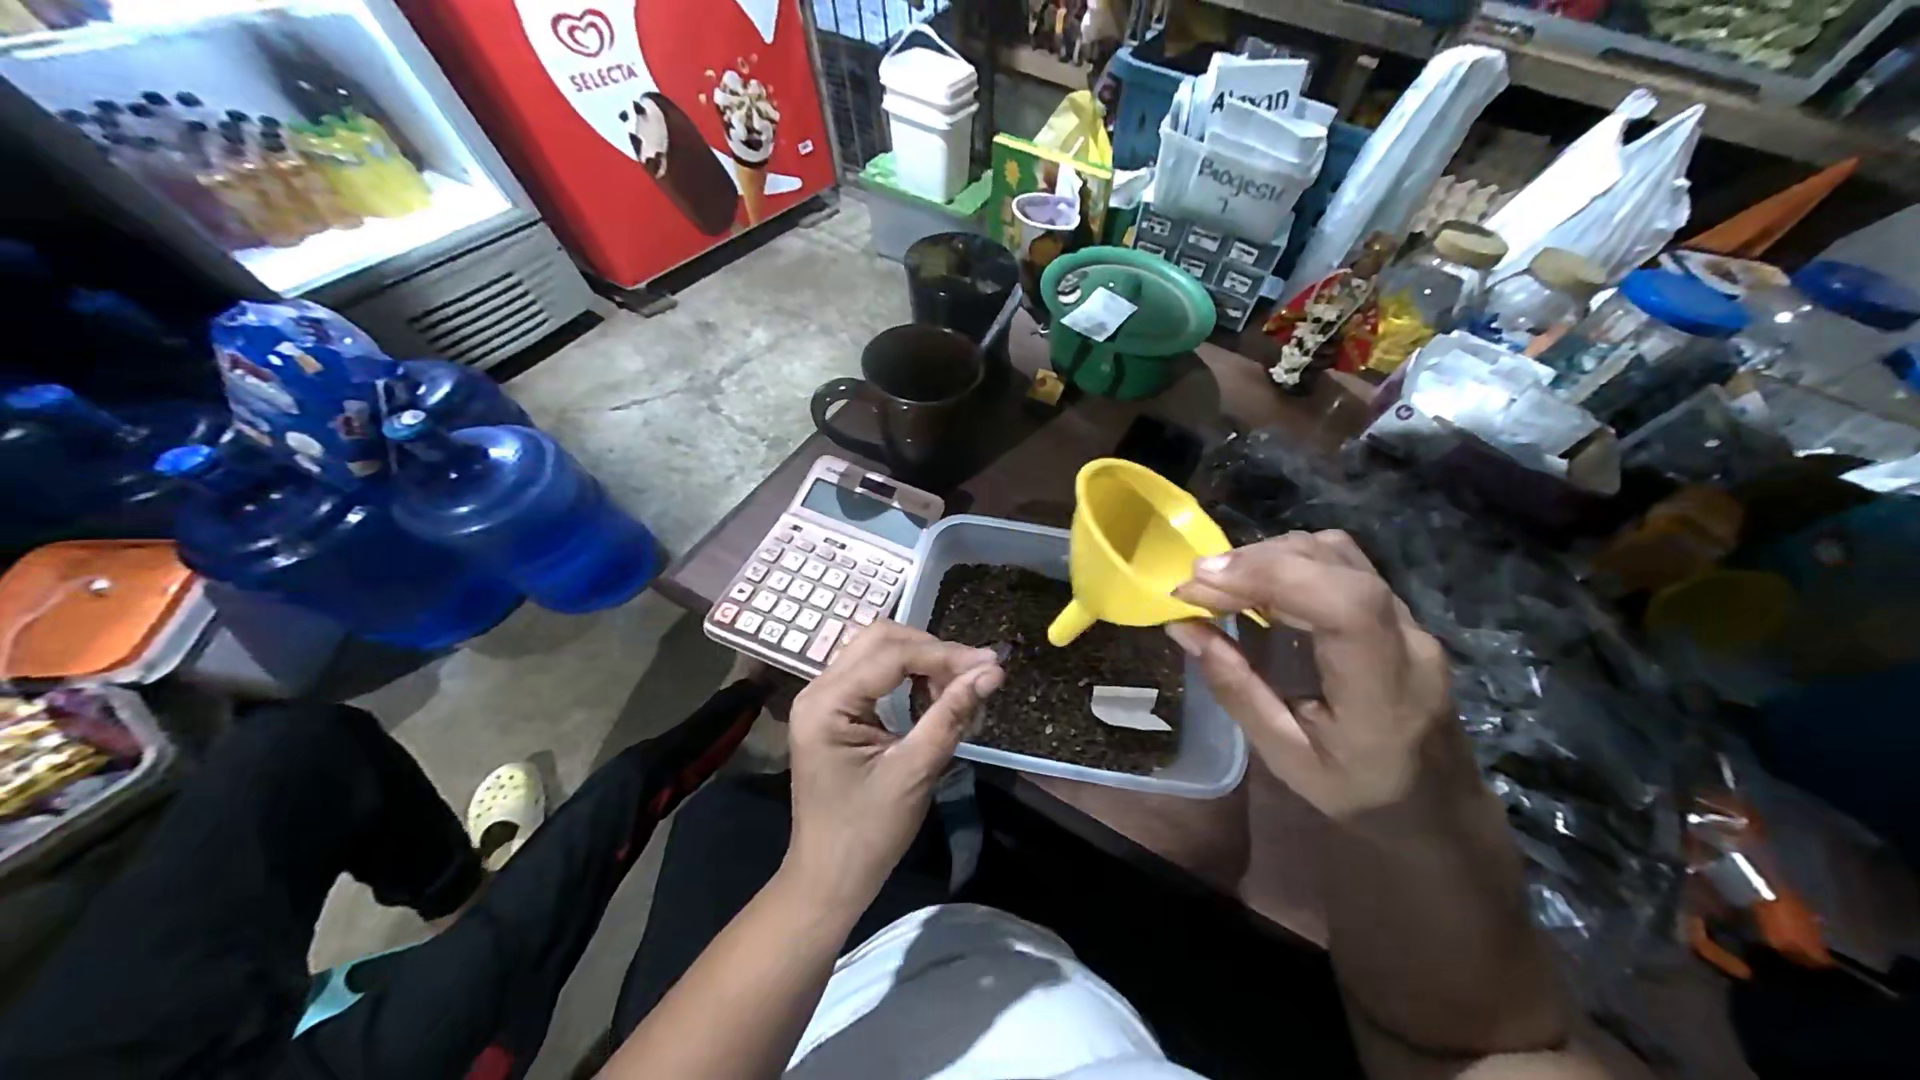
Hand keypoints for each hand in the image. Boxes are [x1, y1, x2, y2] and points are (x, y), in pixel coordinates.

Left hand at [784, 621, 1003, 907]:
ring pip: (879, 650)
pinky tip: (933, 695)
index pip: (892, 654)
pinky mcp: (835, 709)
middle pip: (882, 639)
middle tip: (975, 675)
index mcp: (827, 703)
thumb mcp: (915, 771)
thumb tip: (992, 671)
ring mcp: (823, 698)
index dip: (944, 655)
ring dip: (922, 661)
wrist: (829, 877)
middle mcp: (818, 689)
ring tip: (958, 689)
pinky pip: (875, 673)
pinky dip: (909, 675)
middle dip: (933, 651)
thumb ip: (951, 714)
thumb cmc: (867, 833)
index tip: (990, 664)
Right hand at [1165, 531, 1452, 819]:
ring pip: (1334, 552)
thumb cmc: (1359, 790)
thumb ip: (1237, 689)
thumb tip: (1185, 627)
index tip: (1201, 580)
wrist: (1437, 801)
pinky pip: (1338, 562)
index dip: (1271, 576)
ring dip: (1268, 557)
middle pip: (1331, 563)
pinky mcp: (1394, 610)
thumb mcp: (1286, 756)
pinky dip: (1287, 561)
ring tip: (1220, 583)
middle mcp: (1405, 638)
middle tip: (1194, 585)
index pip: (1344, 604)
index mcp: (1384, 687)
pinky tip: (1257, 585)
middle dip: (1253, 563)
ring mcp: (1406, 617)